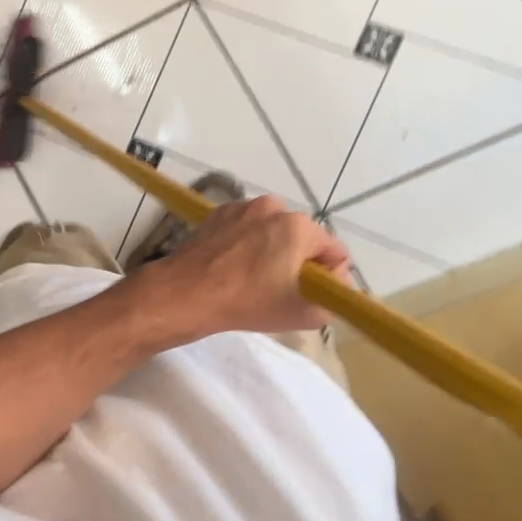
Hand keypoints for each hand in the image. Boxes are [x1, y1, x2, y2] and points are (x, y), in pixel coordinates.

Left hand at [121, 195, 350, 350]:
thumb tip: (327, 290)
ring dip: (274, 249)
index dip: (332, 275)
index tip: (318, 293)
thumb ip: (331, 301)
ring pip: (272, 230)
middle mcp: (270, 208)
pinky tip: (237, 266)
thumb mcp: (304, 313)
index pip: (334, 250)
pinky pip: (245, 228)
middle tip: (289, 287)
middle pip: (302, 236)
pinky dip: (248, 242)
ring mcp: (240, 208)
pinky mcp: (216, 214)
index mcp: (297, 226)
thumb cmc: (248, 301)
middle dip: (302, 260)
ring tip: (260, 277)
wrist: (187, 291)